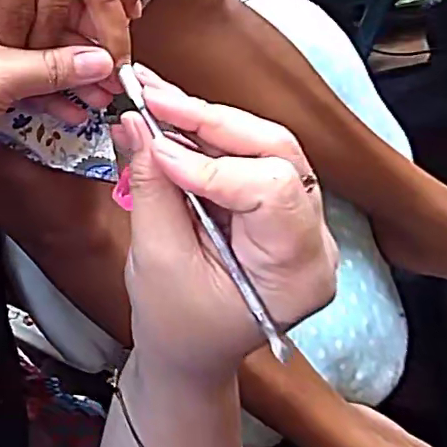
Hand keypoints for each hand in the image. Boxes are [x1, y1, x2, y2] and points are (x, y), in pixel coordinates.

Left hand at [0, 0, 118, 207]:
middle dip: (80, 59)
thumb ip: (53, 66)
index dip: (82, 26)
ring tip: (103, 101)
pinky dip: (48, 99)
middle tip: (117, 82)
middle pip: (43, 35)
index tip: (117, 49)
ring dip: (69, 82)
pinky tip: (74, 114)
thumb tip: (104, 59)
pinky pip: (25, 88)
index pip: (42, 4)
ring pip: (37, 65)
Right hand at [115, 68, 336, 378]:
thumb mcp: (155, 258)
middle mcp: (311, 236)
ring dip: (202, 117)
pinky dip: (199, 131)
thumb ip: (151, 189)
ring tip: (151, 97)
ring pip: (260, 142)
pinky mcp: (265, 203)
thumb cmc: (176, 321)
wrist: (188, 348)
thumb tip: (135, 125)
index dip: (210, 163)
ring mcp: (292, 217)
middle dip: (211, 120)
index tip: (155, 152)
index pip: (272, 190)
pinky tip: (163, 115)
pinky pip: (240, 153)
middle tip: (153, 99)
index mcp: (296, 269)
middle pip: (276, 151)